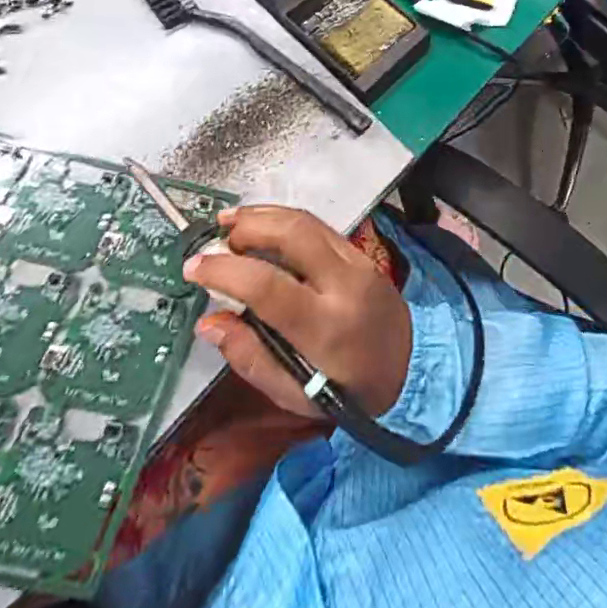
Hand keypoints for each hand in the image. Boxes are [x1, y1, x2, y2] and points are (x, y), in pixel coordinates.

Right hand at [184, 207, 410, 418]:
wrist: (412, 373)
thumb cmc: (349, 392)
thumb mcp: (294, 392)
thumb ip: (249, 357)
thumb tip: (210, 322)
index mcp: (326, 328)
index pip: (268, 285)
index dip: (225, 270)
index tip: (194, 268)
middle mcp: (346, 286)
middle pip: (293, 234)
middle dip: (248, 227)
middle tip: (217, 237)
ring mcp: (360, 264)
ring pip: (308, 222)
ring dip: (265, 215)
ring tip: (231, 222)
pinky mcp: (364, 256)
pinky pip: (321, 227)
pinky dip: (287, 221)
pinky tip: (265, 227)